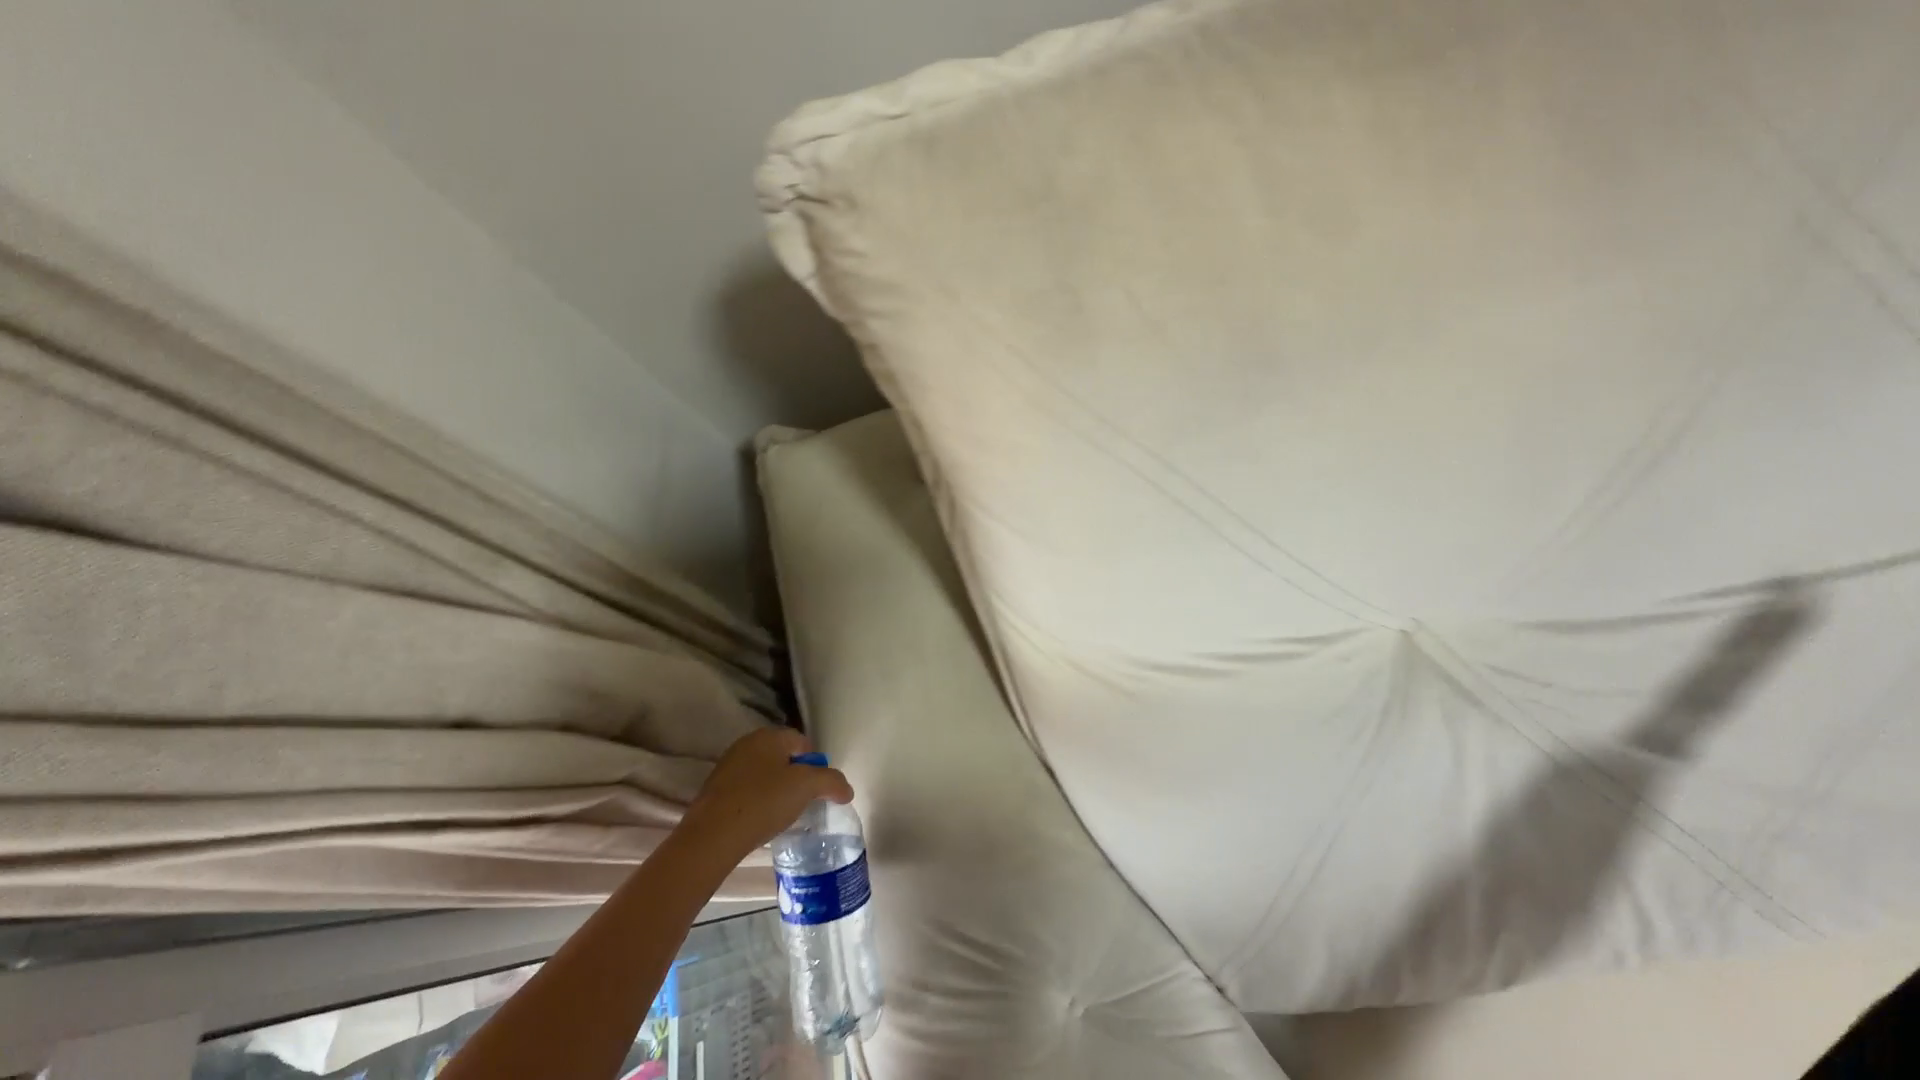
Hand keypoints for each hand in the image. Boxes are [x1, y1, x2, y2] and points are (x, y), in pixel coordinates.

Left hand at [681, 727, 853, 860]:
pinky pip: (747, 790)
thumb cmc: (763, 802)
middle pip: (783, 757)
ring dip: (777, 790)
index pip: (802, 742)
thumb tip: (846, 789)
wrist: (713, 835)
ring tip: (783, 814)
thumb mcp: (806, 787)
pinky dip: (758, 802)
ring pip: (764, 774)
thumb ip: (831, 782)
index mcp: (768, 736)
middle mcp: (746, 744)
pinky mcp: (716, 790)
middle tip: (804, 801)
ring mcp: (728, 767)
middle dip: (797, 777)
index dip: (815, 764)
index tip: (819, 789)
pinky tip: (761, 821)